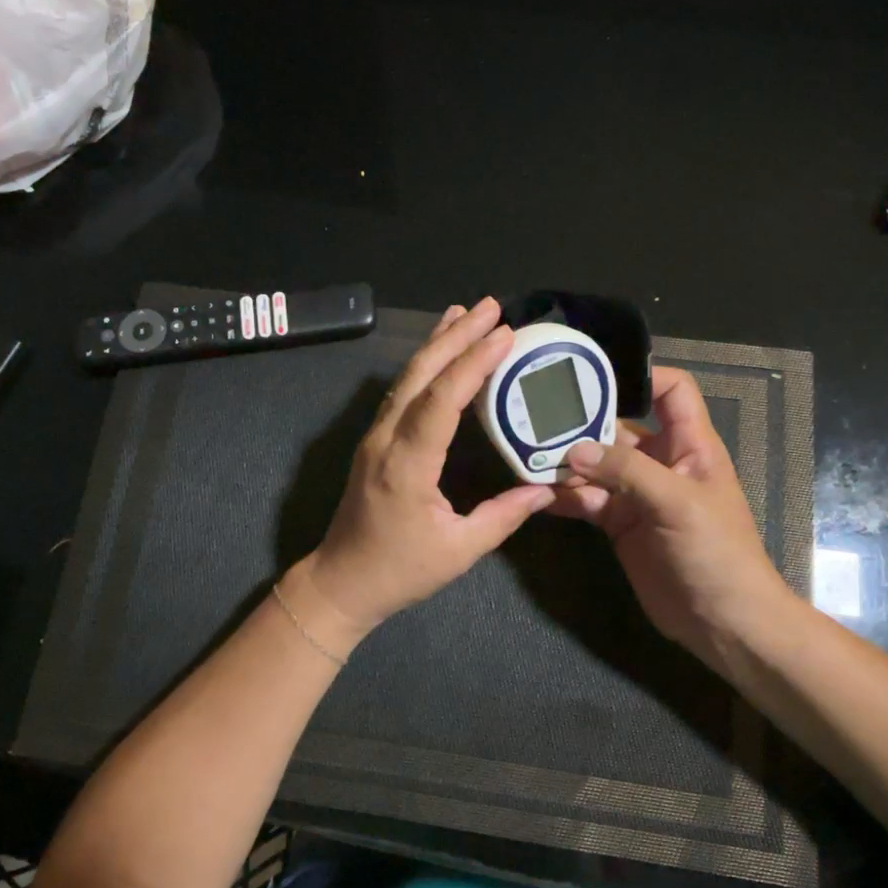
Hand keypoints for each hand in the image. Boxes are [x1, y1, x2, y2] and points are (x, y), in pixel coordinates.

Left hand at [304, 297, 556, 633]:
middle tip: (490, 306)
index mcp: (406, 465)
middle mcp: (386, 441)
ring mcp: (375, 438)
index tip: (503, 335)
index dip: (472, 364)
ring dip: (436, 344)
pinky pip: (400, 393)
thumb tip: (545, 488)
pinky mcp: (374, 442)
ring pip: (406, 379)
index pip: (440, 401)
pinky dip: (423, 367)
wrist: (342, 581)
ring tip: (464, 313)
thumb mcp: (459, 551)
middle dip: (455, 337)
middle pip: (419, 376)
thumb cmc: (399, 570)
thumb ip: (503, 516)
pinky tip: (439, 354)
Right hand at [549, 366, 797, 654]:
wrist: (723, 621)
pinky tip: (534, 492)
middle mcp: (661, 462)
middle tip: (536, 415)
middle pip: (618, 427)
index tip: (594, 375)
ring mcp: (637, 494)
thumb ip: (627, 471)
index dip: (641, 376)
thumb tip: (574, 450)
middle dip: (581, 422)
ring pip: (595, 465)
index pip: (671, 391)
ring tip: (525, 454)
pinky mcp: (618, 524)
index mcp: (689, 445)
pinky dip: (562, 496)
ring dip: (564, 461)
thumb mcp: (678, 502)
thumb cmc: (717, 552)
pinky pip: (585, 500)